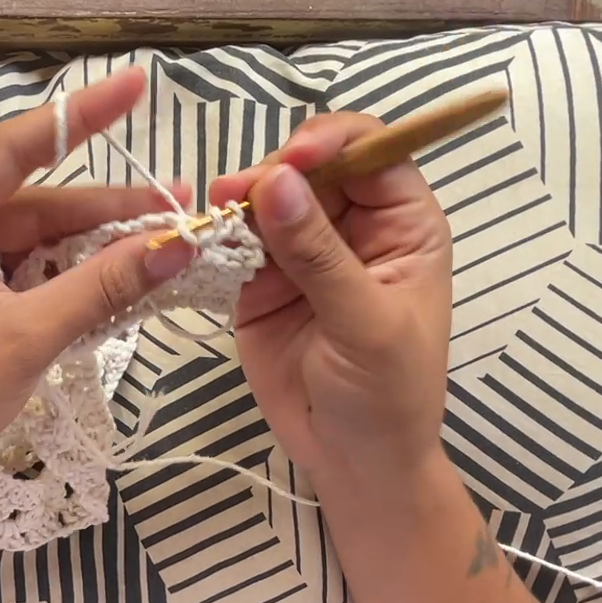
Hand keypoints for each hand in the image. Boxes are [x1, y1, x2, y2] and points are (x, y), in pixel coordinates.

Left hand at [0, 69, 196, 489]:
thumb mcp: (28, 335)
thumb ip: (102, 285)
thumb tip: (178, 245)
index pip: (7, 150)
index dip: (77, 120)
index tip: (132, 85)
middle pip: (33, 196)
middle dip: (105, 205)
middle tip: (175, 200)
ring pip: (38, 231)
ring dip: (97, 240)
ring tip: (164, 237)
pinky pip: (32, 262)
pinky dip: (75, 269)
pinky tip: (124, 267)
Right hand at [209, 113, 452, 487]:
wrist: (350, 459)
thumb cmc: (386, 394)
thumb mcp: (363, 323)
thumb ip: (319, 255)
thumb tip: (276, 182)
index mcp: (401, 226)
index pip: (370, 154)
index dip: (331, 144)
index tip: (291, 160)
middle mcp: (351, 228)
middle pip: (309, 170)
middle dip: (273, 174)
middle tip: (232, 195)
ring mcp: (302, 254)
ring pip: (266, 203)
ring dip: (238, 203)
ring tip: (212, 215)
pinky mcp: (261, 283)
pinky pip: (237, 246)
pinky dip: (216, 240)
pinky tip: (200, 241)